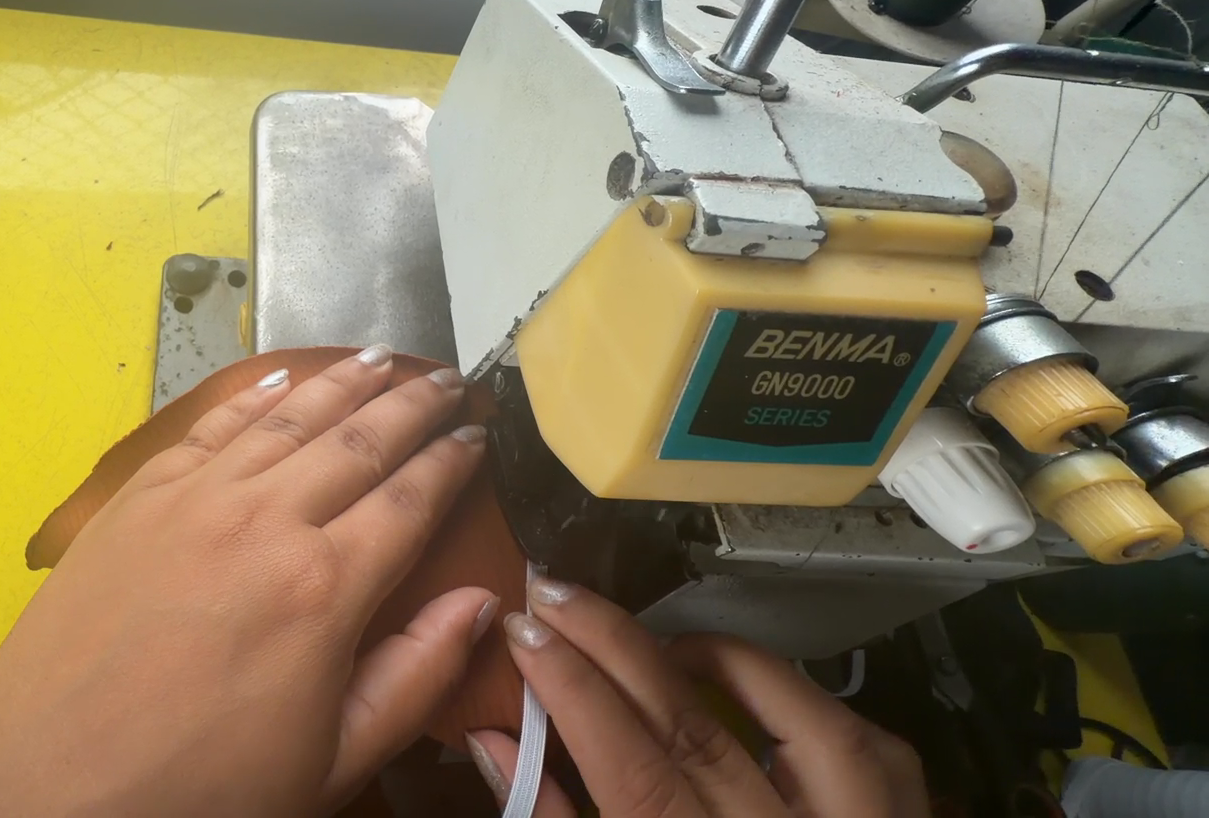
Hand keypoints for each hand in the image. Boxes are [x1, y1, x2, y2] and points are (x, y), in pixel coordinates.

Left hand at [0, 345, 496, 817]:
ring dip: (341, 383)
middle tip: (448, 378)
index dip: (451, 462)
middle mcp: (268, 518)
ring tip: (379, 357)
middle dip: (412, 404)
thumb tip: (480, 603)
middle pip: (359, 441)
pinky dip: (255, 396)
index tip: (479, 432)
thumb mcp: (330, 761)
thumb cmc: (202, 785)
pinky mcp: (147, 489)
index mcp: (324, 587)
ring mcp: (201, 493)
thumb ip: (414, 674)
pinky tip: (283, 378)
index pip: (409, 501)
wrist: (48, 776)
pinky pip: (214, 425)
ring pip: (290, 418)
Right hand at [470, 578, 928, 817]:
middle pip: (694, 731)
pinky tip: (729, 673)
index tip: (522, 625)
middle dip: (610, 643)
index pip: (634, 770)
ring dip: (708, 655)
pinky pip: (871, 749)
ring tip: (644, 635)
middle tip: (551, 588)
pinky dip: (790, 689)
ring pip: (803, 725)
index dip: (572, 687)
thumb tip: (489, 732)